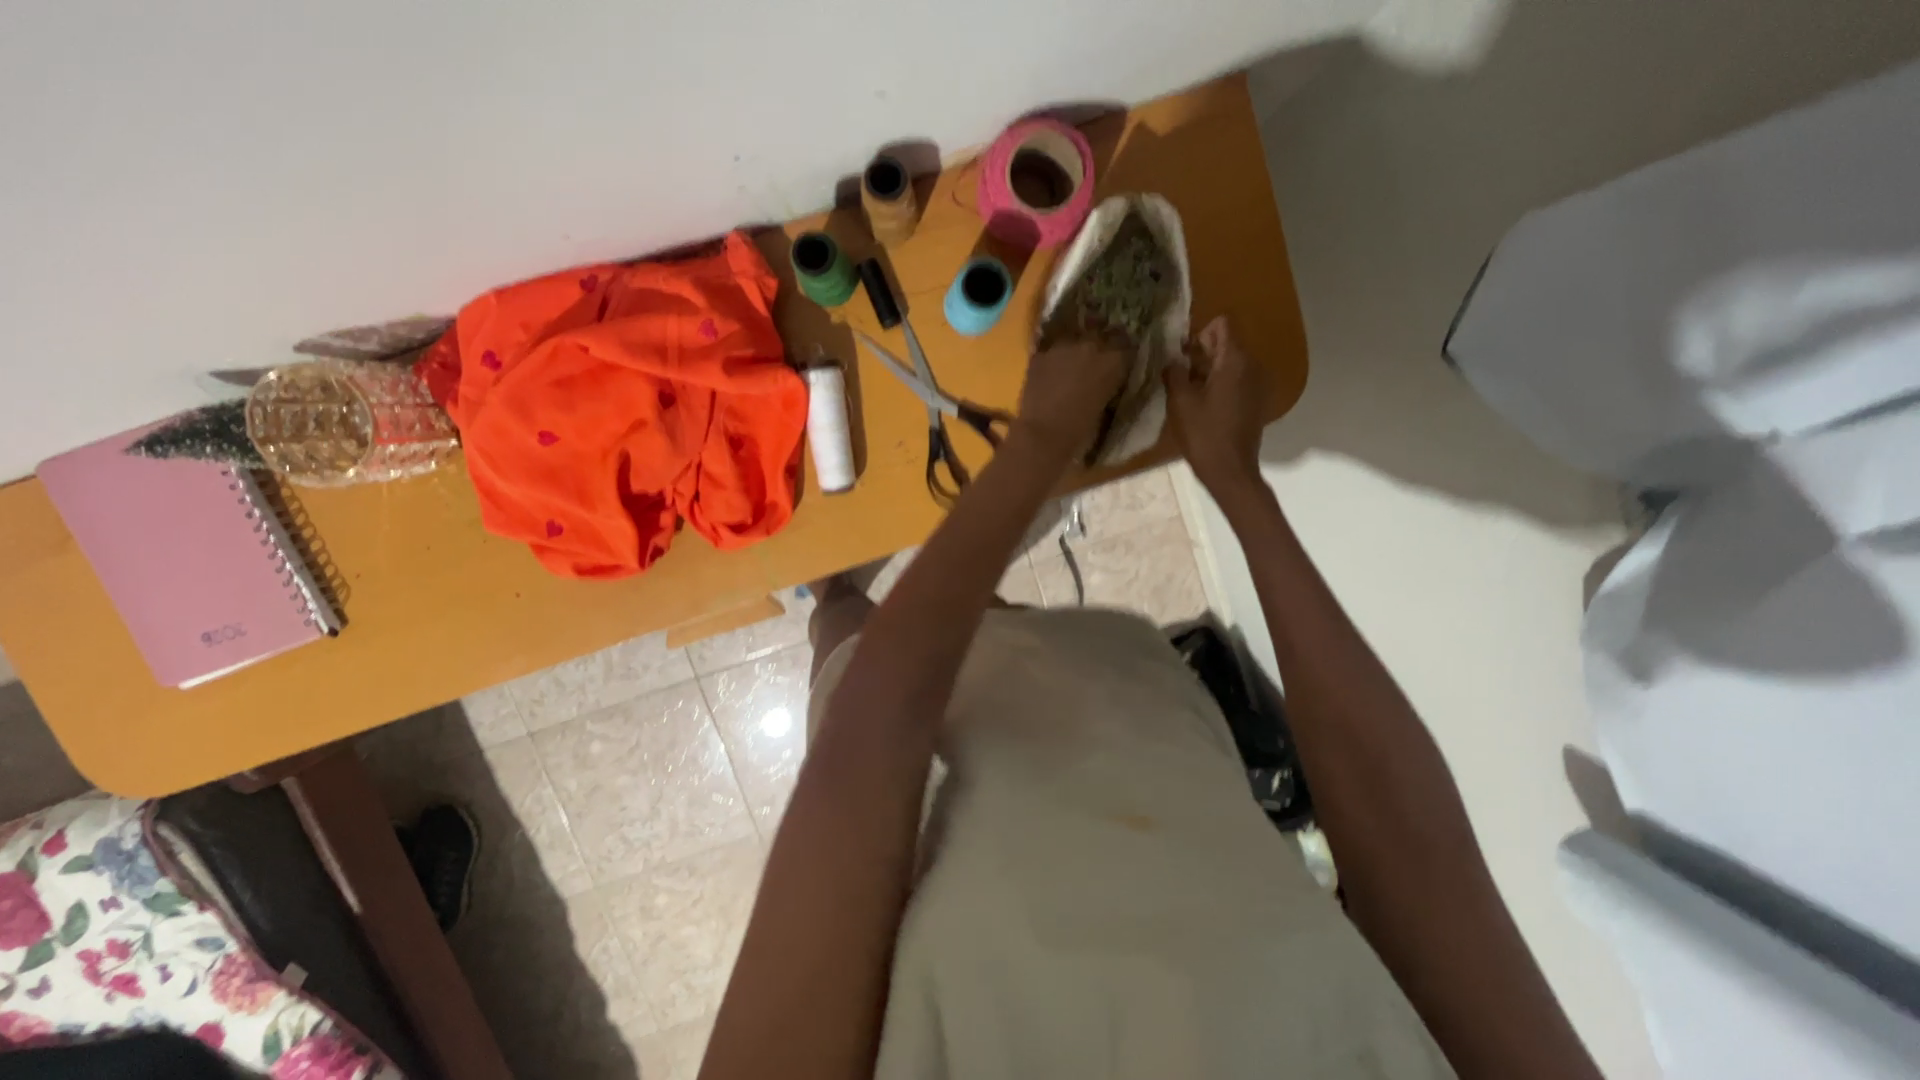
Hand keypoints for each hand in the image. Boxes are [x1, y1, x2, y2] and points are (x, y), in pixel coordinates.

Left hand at [1013, 337, 1130, 460]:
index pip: (1126, 343)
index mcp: (1114, 361)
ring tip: (1071, 356)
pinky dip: (1053, 356)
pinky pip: (1050, 348)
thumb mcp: (1105, 405)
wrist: (1044, 435)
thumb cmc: (1082, 430)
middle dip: (1100, 339)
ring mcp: (1063, 346)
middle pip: (1100, 331)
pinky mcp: (1040, 354)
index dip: (1122, 349)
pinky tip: (1050, 368)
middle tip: (1095, 353)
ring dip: (1075, 344)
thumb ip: (1107, 384)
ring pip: (1073, 334)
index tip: (1120, 355)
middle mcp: (1092, 345)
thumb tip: (1104, 378)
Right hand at [1166, 316, 1262, 494]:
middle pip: (1227, 342)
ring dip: (1210, 370)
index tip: (1184, 355)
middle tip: (1180, 375)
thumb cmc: (1203, 434)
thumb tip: (1174, 359)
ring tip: (1190, 392)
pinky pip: (1238, 379)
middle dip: (1202, 352)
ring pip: (1232, 362)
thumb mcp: (1180, 401)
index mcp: (1235, 360)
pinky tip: (1205, 405)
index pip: (1222, 324)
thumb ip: (1175, 372)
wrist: (1231, 471)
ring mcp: (1258, 384)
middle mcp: (1252, 366)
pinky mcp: (1257, 400)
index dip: (1200, 333)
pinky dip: (1221, 384)